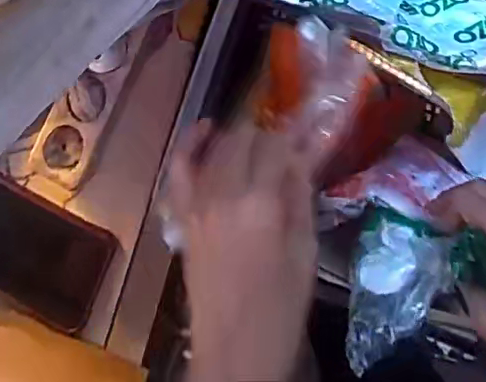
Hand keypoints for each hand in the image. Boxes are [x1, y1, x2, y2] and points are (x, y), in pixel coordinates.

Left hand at [168, 120, 317, 381]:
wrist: (234, 356)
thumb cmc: (279, 310)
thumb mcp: (304, 254)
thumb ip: (300, 198)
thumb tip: (301, 158)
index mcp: (261, 205)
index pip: (276, 147)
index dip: (292, 137)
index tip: (304, 133)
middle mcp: (226, 194)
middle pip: (244, 140)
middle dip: (266, 135)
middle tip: (283, 144)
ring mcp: (199, 203)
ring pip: (217, 149)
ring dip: (237, 137)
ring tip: (256, 140)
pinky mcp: (184, 216)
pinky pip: (180, 169)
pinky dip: (190, 144)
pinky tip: (205, 129)